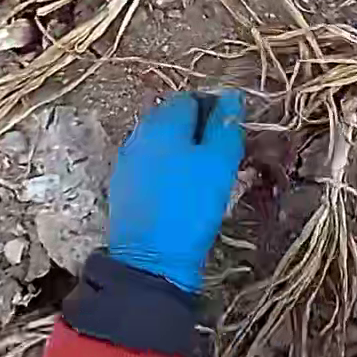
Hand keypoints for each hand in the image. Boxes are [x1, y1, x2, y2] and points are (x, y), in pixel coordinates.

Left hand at [106, 91, 244, 291]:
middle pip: (173, 116)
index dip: (214, 108)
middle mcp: (140, 134)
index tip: (231, 129)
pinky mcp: (125, 183)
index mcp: (163, 123)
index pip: (191, 98)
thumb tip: (231, 98)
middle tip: (222, 150)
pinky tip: (184, 185)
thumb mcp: (220, 162)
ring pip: (163, 139)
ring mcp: (129, 159)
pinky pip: (152, 160)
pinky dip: (170, 164)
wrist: (152, 258)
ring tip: (206, 169)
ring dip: (184, 146)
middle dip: (199, 127)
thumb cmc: (192, 205)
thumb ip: (226, 126)